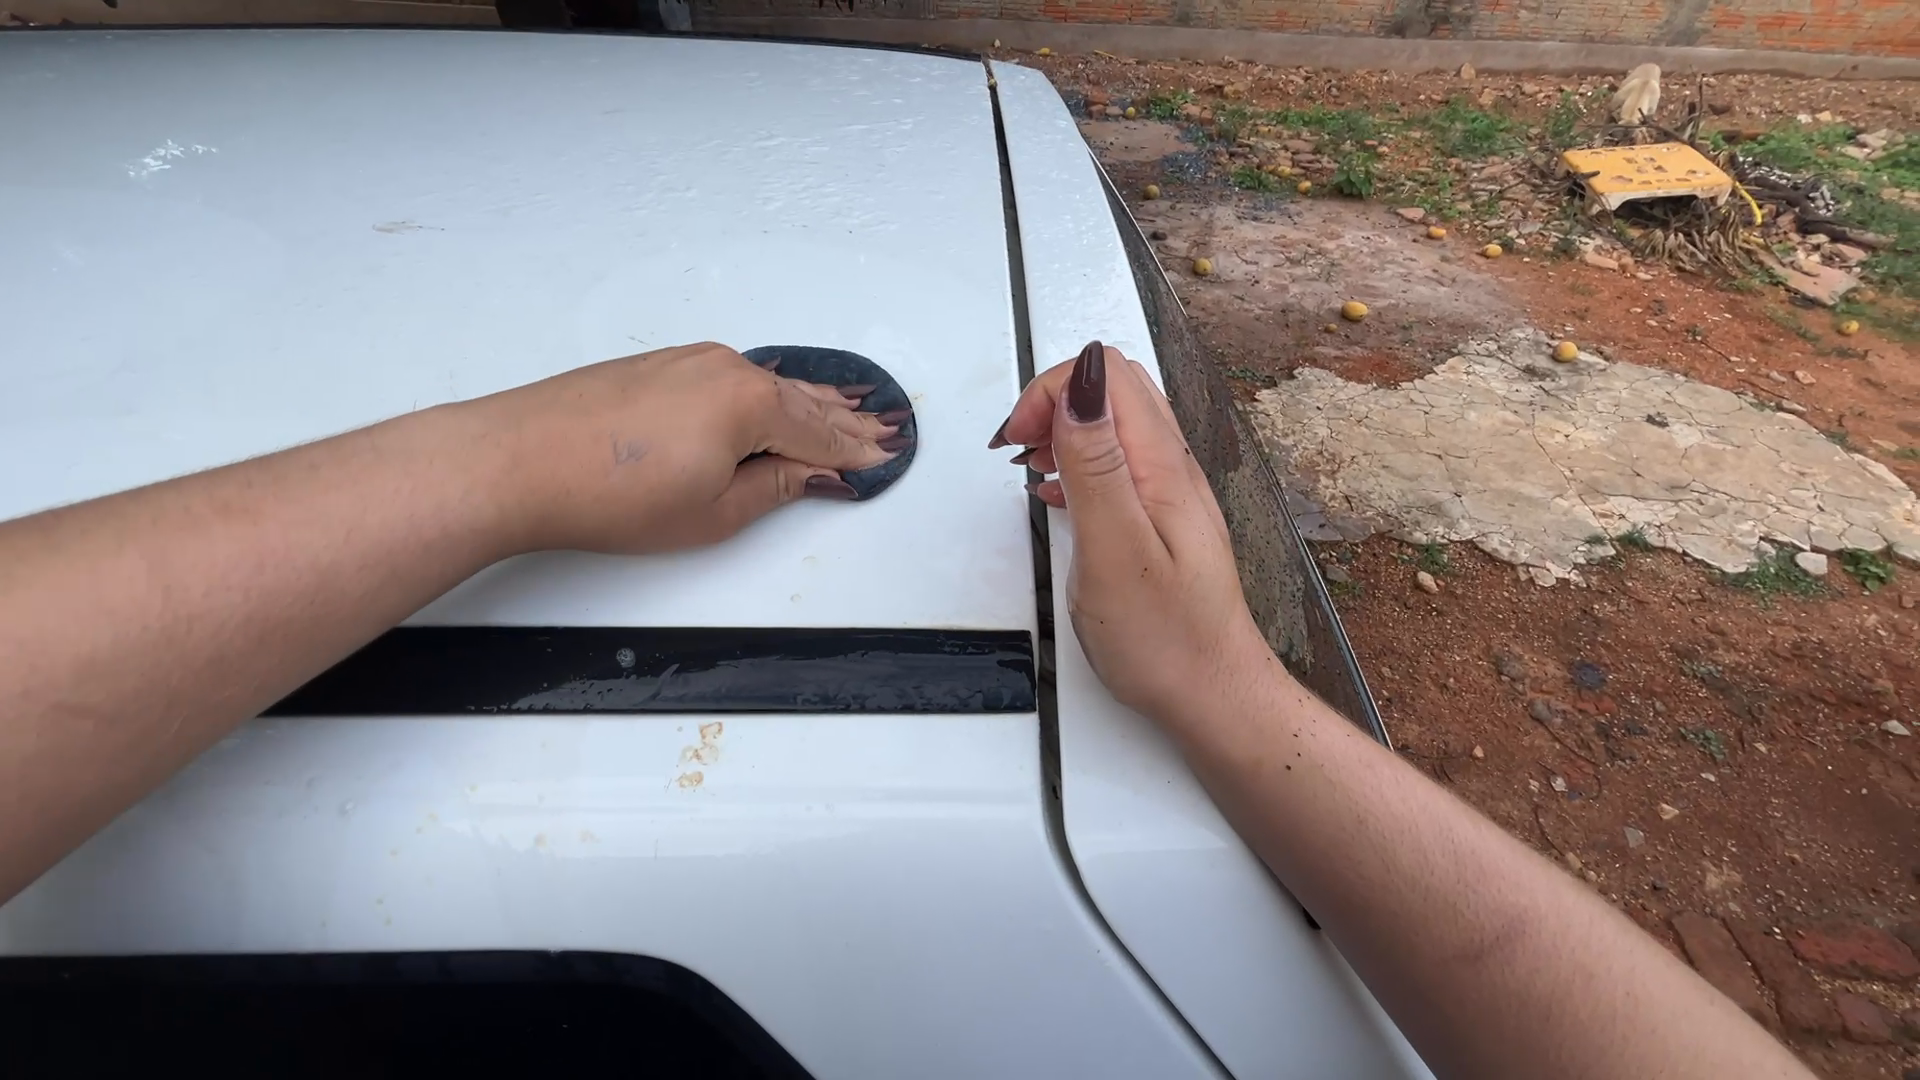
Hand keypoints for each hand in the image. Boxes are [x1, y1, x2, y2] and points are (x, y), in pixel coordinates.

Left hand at [459, 342, 900, 554]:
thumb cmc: (614, 496)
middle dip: (844, 419)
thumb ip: (777, 487)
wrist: (515, 461)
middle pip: (802, 402)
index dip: (856, 450)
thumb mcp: (715, 511)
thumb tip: (816, 473)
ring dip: (811, 400)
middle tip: (883, 426)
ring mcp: (692, 361)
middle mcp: (728, 370)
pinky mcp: (664, 365)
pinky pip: (737, 377)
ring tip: (848, 404)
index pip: (820, 433)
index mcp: (751, 404)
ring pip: (771, 385)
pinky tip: (783, 393)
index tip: (886, 454)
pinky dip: (770, 391)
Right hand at [995, 343, 1272, 723]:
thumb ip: (1095, 465)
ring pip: (1112, 425)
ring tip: (1030, 465)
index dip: (1050, 392)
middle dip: (1053, 401)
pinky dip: (1076, 462)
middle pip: (1112, 390)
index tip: (1017, 440)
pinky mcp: (1156, 519)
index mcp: (1160, 466)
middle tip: (1018, 447)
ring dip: (1063, 429)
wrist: (1210, 693)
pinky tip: (1057, 492)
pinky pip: (1115, 465)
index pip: (1106, 377)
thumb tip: (1080, 387)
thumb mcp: (1116, 549)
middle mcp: (1170, 469)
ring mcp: (1166, 493)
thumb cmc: (1166, 639)